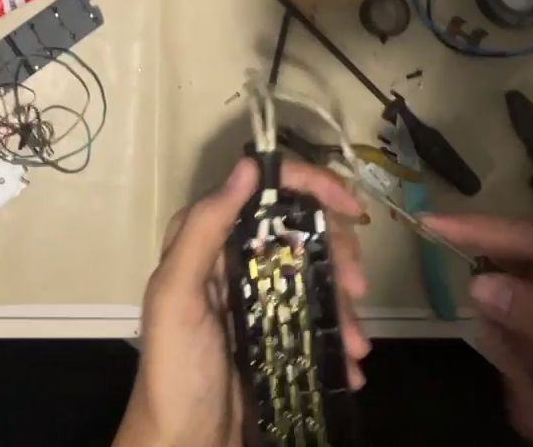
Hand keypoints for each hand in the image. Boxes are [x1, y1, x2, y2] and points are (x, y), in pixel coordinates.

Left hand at [115, 157, 370, 446]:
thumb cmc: (175, 367)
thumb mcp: (177, 294)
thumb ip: (204, 228)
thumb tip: (247, 166)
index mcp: (207, 236)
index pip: (262, 188)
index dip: (309, 186)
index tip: (350, 206)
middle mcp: (234, 255)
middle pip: (299, 226)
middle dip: (337, 249)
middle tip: (357, 284)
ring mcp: (259, 293)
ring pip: (316, 271)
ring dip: (344, 302)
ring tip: (356, 344)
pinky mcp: (278, 330)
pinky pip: (319, 315)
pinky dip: (341, 333)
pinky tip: (352, 363)